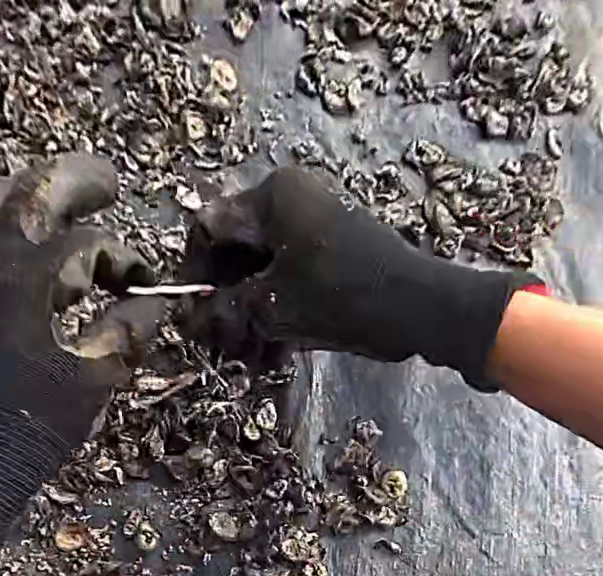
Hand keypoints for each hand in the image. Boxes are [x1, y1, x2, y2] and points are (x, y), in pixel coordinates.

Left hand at [0, 155, 164, 575]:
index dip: (112, 238)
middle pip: (29, 191)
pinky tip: (4, 230)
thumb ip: (129, 329)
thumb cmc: (38, 420)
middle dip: (76, 184)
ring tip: (60, 212)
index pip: (78, 233)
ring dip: (30, 202)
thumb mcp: (96, 373)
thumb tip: (158, 303)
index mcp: (23, 275)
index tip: (133, 254)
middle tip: (109, 188)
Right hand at [182, 166, 540, 389]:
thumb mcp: (269, 307)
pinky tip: (269, 349)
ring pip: (259, 270)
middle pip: (234, 250)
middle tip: (218, 339)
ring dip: (248, 313)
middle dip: (224, 300)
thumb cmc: (338, 296)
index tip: (191, 312)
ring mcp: (310, 225)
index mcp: (271, 196)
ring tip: (247, 352)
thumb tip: (187, 319)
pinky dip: (274, 311)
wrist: (415, 307)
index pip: (209, 228)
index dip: (194, 273)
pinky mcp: (327, 251)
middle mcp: (289, 199)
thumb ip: (222, 310)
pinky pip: (285, 278)